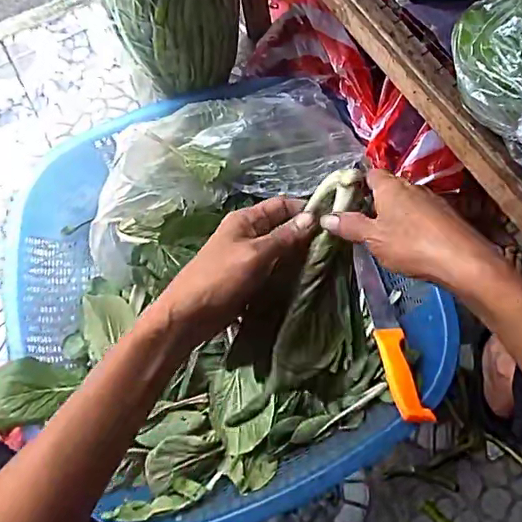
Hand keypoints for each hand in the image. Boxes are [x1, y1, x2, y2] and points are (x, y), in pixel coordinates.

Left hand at [146, 196, 316, 345]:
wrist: (187, 317)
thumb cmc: (219, 279)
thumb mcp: (255, 254)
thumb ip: (284, 237)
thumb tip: (313, 218)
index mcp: (245, 220)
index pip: (282, 205)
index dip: (306, 209)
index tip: (332, 220)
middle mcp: (248, 234)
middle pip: (283, 227)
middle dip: (306, 234)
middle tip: (334, 245)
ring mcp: (248, 256)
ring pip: (281, 250)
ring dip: (299, 255)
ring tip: (327, 262)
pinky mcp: (249, 278)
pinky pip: (275, 269)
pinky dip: (289, 272)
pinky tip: (307, 278)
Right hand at [319, 169, 506, 294]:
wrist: (460, 258)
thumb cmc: (410, 243)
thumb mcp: (373, 238)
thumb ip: (351, 225)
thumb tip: (326, 216)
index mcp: (390, 186)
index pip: (370, 174)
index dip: (357, 184)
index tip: (346, 199)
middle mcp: (411, 186)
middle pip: (388, 187)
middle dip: (376, 201)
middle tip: (363, 221)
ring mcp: (432, 199)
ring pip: (407, 201)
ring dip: (396, 213)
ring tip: (385, 234)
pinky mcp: (446, 215)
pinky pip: (422, 214)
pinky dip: (413, 223)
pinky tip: (411, 241)